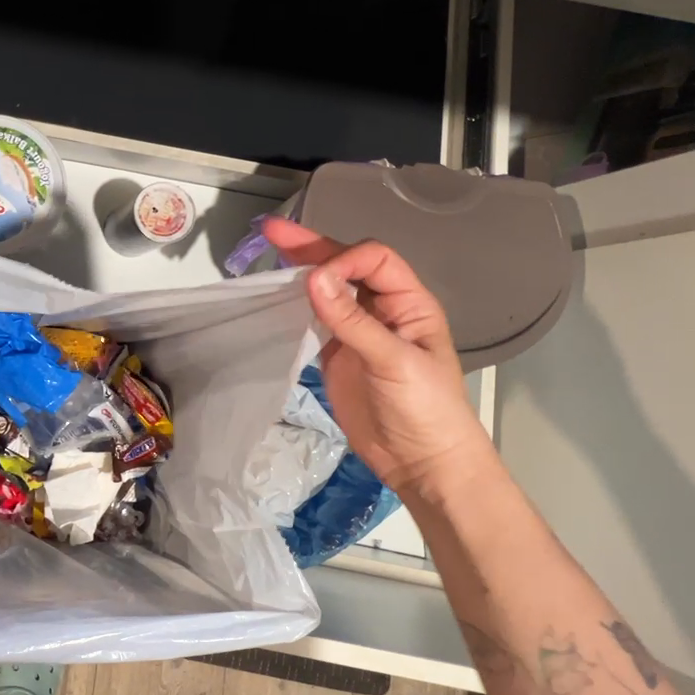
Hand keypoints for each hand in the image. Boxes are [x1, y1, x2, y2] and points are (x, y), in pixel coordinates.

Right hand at [261, 218, 496, 502]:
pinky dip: (294, 301)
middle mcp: (383, 309)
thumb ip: (352, 320)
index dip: (343, 260)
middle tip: (272, 231)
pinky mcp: (336, 351)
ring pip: (327, 288)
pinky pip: (313, 316)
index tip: (315, 280)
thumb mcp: (393, 362)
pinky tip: (275, 293)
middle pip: (346, 265)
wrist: (422, 463)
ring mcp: (357, 330)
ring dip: (300, 269)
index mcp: (409, 303)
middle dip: (311, 246)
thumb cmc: (426, 410)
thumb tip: (311, 277)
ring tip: (268, 250)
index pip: (373, 260)